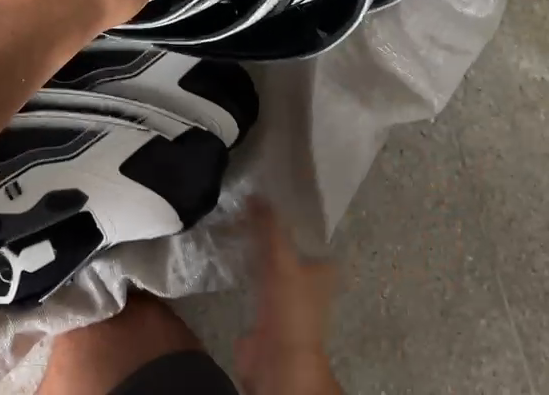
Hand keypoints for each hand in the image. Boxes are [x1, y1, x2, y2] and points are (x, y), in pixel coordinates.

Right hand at [236, 199, 340, 394]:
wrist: (277, 358)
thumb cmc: (291, 306)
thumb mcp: (282, 258)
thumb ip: (269, 225)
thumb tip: (254, 192)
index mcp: (322, 266)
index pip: (307, 229)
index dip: (290, 210)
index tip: (268, 190)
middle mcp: (306, 277)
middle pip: (286, 243)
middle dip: (268, 226)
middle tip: (244, 203)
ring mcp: (284, 292)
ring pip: (268, 258)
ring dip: (252, 243)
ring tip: (232, 220)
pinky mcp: (264, 305)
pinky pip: (252, 274)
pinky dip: (241, 262)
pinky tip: (226, 249)